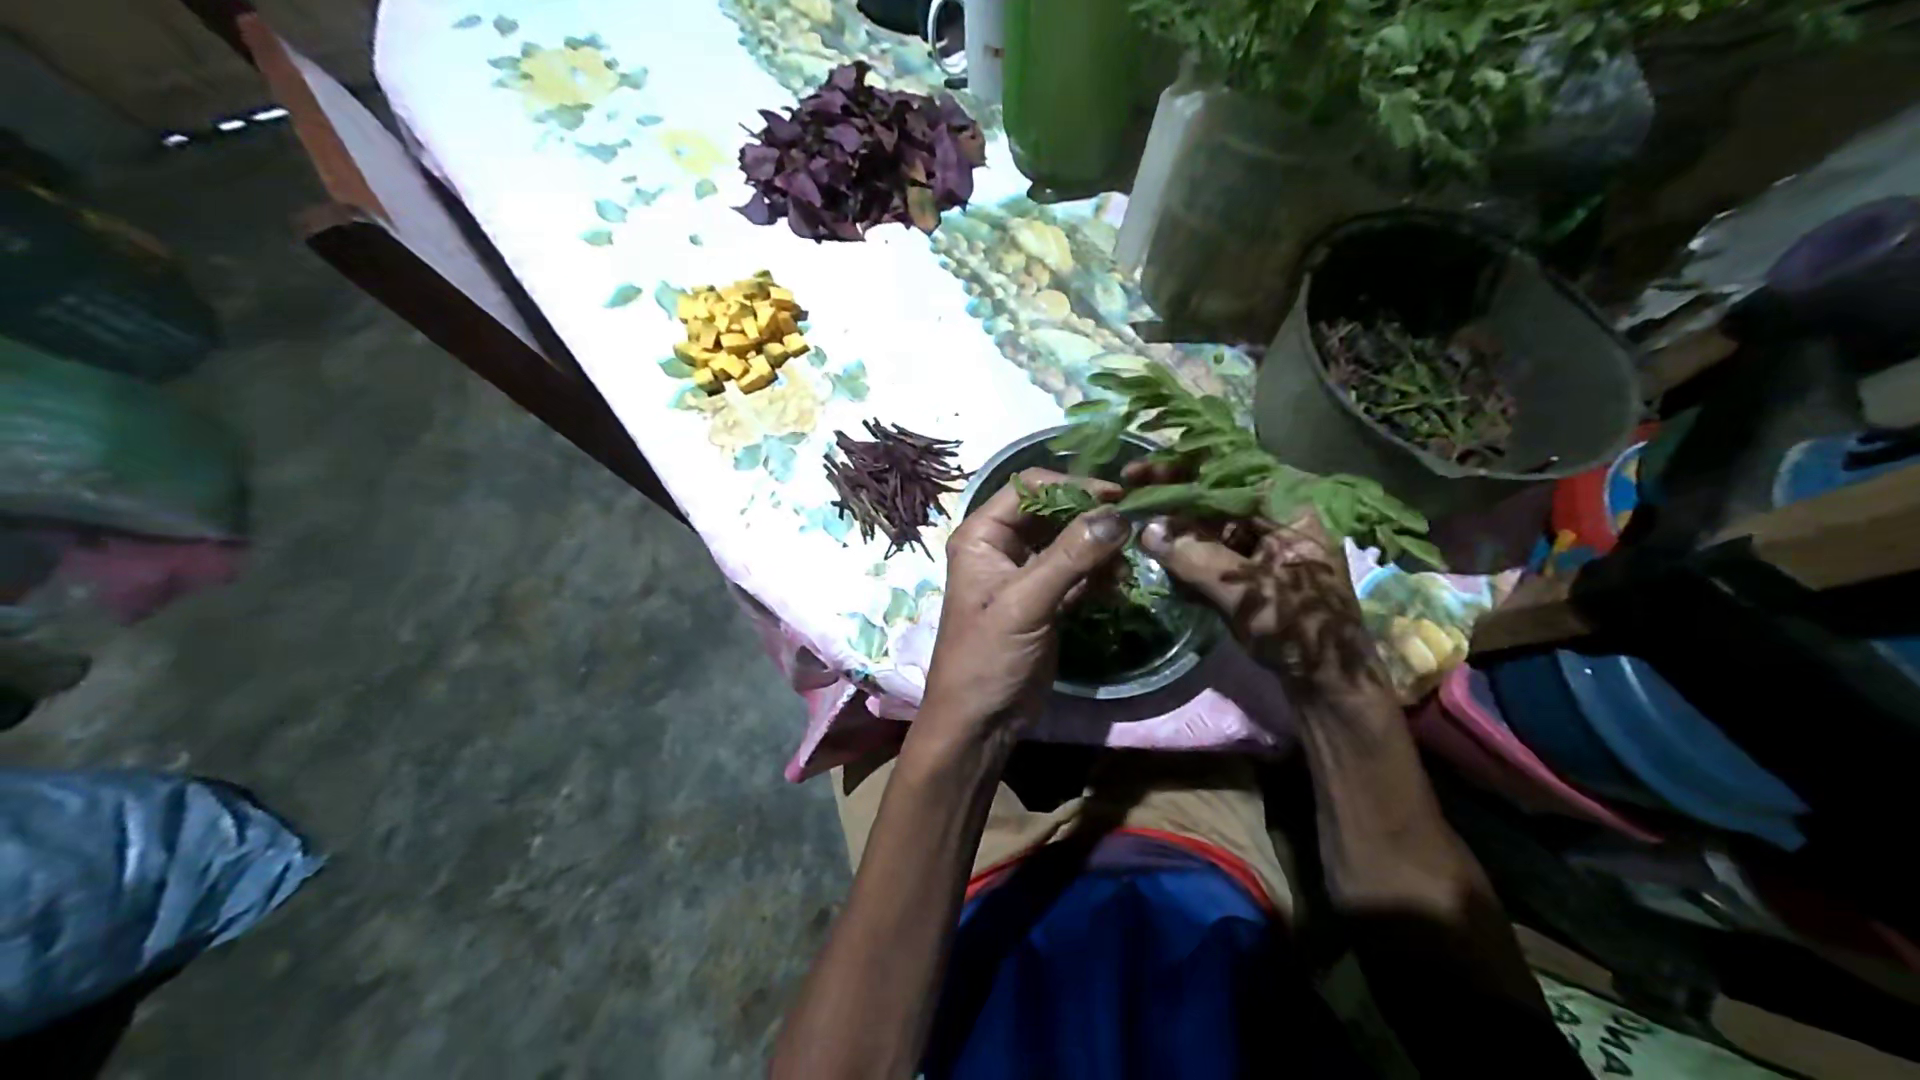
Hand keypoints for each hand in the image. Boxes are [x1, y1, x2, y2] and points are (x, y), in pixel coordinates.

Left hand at [921, 469, 1130, 740]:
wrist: (980, 722)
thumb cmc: (987, 657)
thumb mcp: (1026, 603)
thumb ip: (1070, 556)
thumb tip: (1117, 515)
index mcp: (982, 536)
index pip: (1029, 488)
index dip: (1072, 486)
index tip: (1116, 497)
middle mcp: (1001, 547)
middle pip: (1053, 512)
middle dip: (1090, 518)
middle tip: (1130, 529)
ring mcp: (1025, 574)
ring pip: (1069, 542)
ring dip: (1099, 549)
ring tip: (1125, 565)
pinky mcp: (1046, 600)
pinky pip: (1077, 573)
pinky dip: (1098, 575)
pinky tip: (1118, 584)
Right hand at [1123, 461, 1384, 697]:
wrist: (1329, 685)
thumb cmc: (1300, 632)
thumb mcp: (1247, 593)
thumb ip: (1196, 558)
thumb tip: (1146, 529)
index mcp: (1288, 509)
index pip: (1225, 472)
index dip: (1177, 469)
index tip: (1135, 473)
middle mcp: (1274, 518)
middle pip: (1212, 496)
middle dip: (1169, 501)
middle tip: (1127, 499)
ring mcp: (1261, 546)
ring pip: (1205, 526)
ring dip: (1173, 532)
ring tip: (1138, 535)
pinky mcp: (1248, 571)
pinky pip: (1208, 553)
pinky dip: (1185, 557)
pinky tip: (1162, 563)